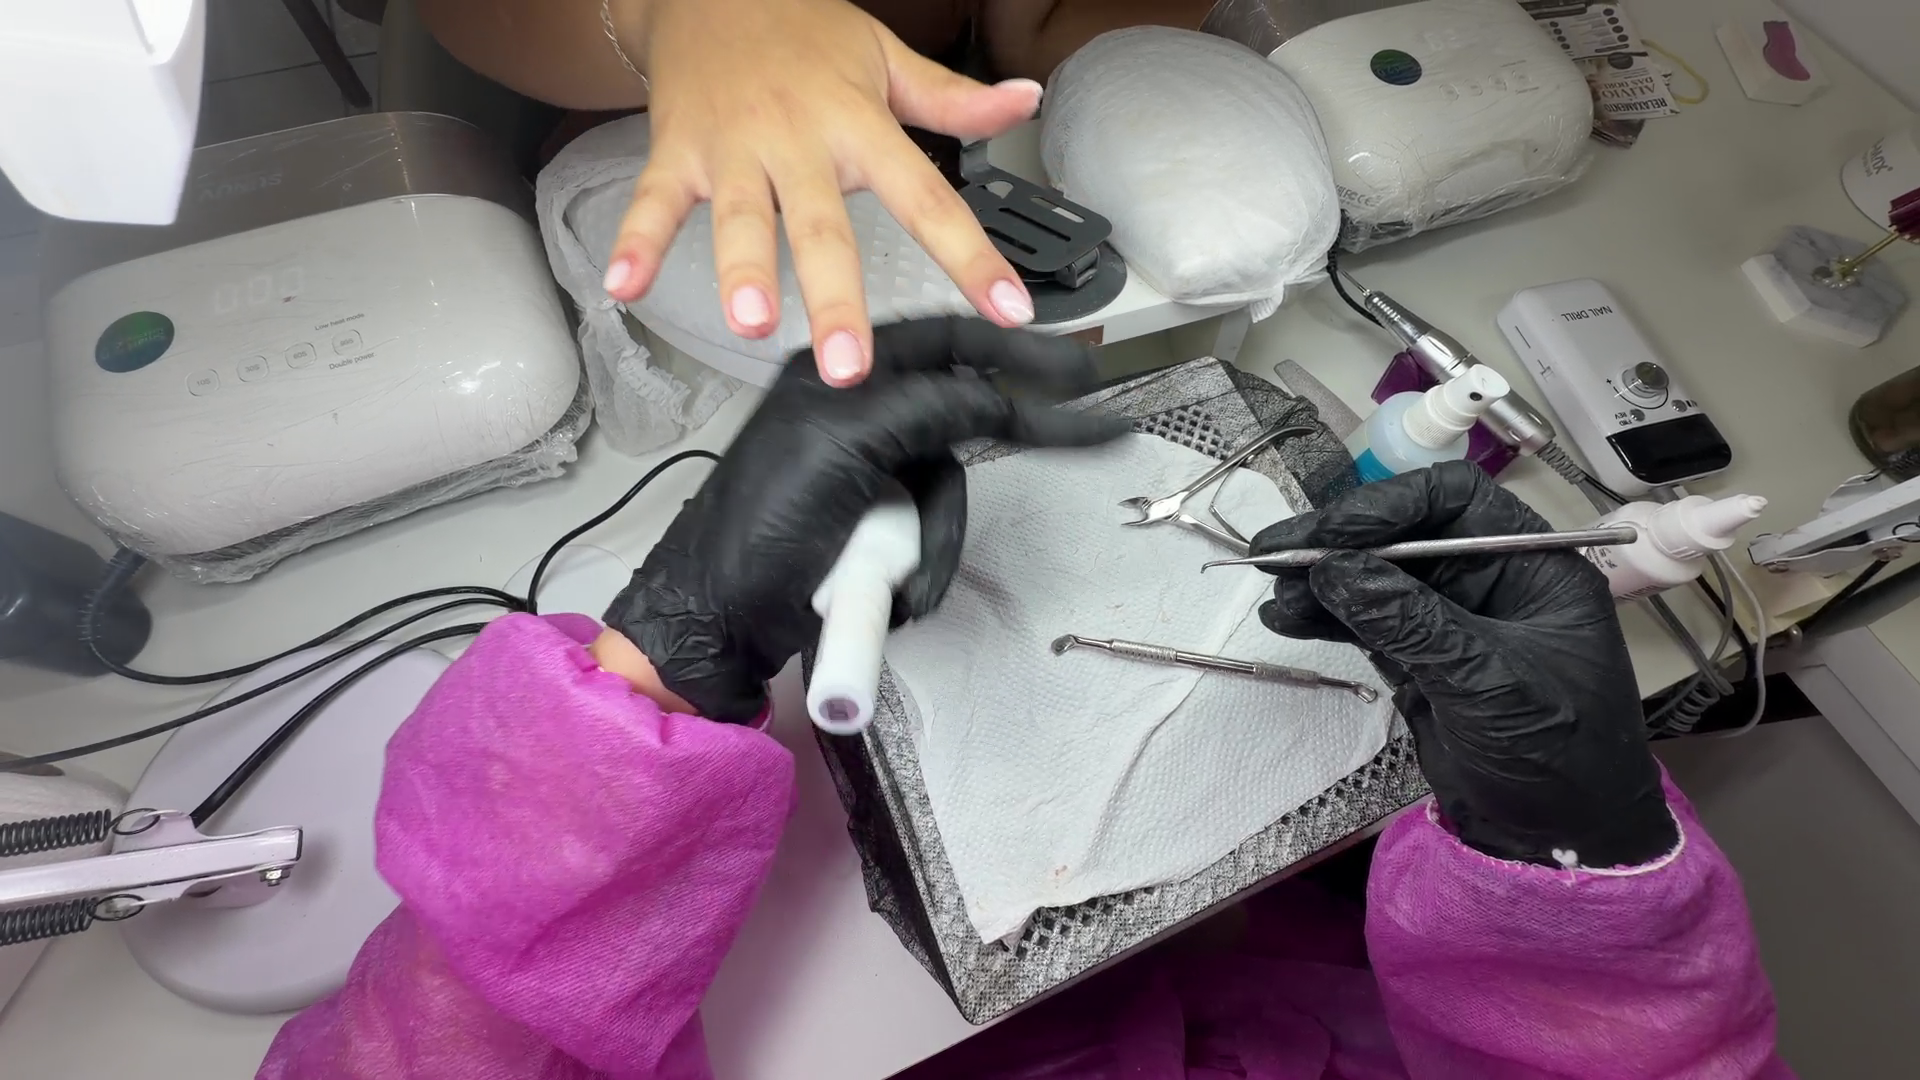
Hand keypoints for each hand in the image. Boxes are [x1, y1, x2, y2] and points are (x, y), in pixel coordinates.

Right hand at [603, 0, 1042, 386]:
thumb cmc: (803, 34)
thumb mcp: (884, 58)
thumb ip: (951, 96)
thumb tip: (1024, 102)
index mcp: (859, 124)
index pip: (928, 198)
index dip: (971, 257)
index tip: (1007, 310)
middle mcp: (797, 140)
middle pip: (822, 227)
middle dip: (836, 298)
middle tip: (848, 365)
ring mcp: (734, 147)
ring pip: (739, 217)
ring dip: (743, 271)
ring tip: (752, 324)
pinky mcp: (678, 149)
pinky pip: (653, 199)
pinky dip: (636, 242)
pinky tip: (624, 287)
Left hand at [605, 317, 1130, 720]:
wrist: (721, 617)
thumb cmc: (760, 528)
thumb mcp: (840, 450)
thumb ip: (922, 408)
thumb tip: (991, 398)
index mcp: (844, 373)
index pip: (949, 347)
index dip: (1020, 355)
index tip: (1080, 374)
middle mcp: (863, 411)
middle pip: (962, 415)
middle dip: (1016, 431)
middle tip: (1091, 430)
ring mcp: (874, 469)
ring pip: (948, 485)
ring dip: (940, 537)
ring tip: (906, 582)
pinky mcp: (879, 519)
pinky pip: (930, 527)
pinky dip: (928, 559)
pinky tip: (901, 590)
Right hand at [1251, 461, 1676, 868]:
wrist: (1553, 835)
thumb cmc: (1555, 757)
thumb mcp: (1486, 684)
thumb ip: (1410, 622)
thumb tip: (1330, 569)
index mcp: (1528, 565)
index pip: (1451, 501)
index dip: (1386, 506)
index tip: (1329, 536)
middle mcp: (1482, 576)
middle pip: (1396, 532)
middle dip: (1332, 542)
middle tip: (1269, 554)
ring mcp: (1441, 612)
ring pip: (1367, 573)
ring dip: (1316, 580)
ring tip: (1274, 596)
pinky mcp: (1409, 646)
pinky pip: (1356, 614)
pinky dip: (1318, 614)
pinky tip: (1283, 619)